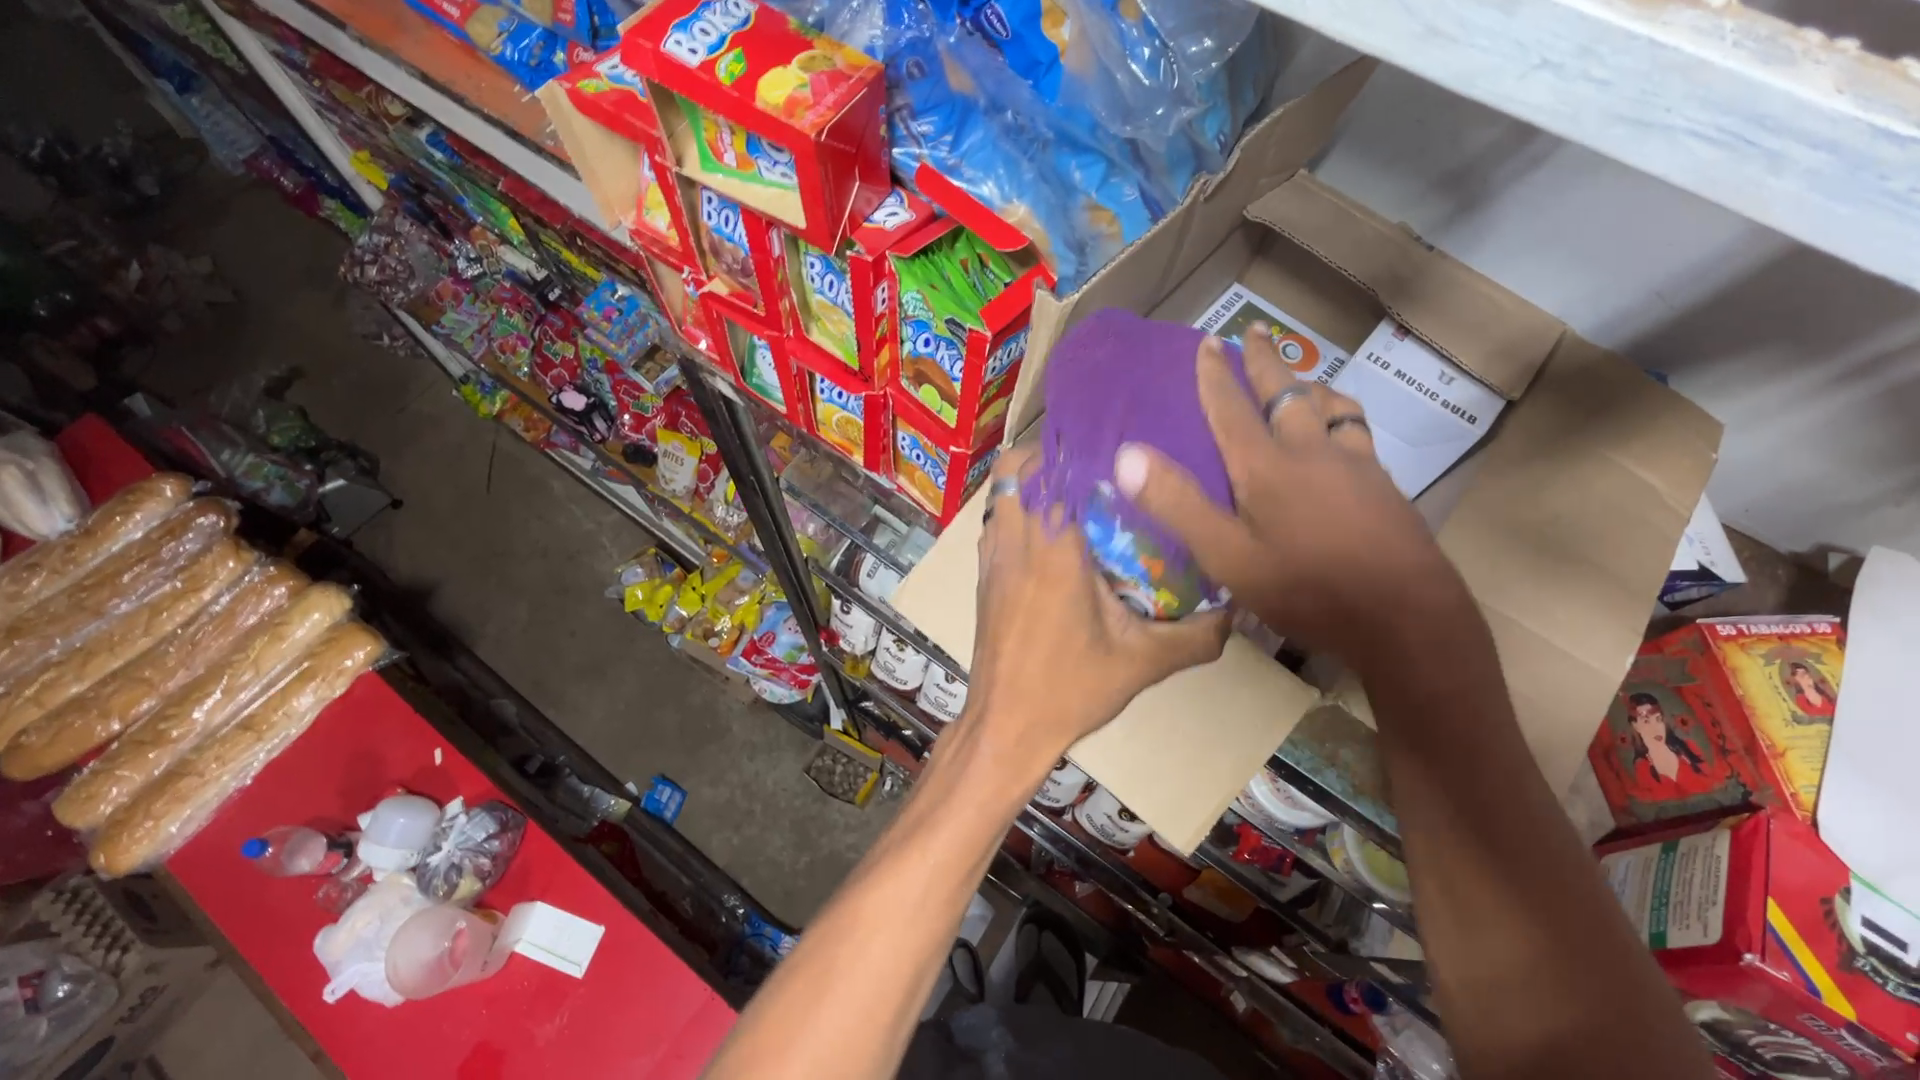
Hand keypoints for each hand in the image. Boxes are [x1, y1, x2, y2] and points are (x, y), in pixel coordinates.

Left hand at [964, 446, 1229, 769]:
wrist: (1008, 726)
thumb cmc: (1071, 689)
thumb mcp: (1145, 662)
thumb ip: (1198, 635)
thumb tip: (1238, 609)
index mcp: (1056, 547)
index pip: (1058, 470)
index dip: (1082, 446)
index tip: (1117, 442)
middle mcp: (1017, 540)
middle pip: (1018, 468)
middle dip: (1052, 455)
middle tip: (1095, 464)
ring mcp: (993, 559)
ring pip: (1001, 494)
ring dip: (1030, 482)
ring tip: (1073, 491)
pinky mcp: (983, 578)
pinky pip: (994, 523)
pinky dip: (1016, 511)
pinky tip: (1050, 535)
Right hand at [1114, 329, 1468, 666]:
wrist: (1404, 616)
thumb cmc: (1305, 588)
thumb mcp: (1227, 555)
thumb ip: (1177, 504)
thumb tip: (1126, 455)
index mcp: (1266, 466)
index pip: (1232, 408)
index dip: (1216, 374)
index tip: (1208, 342)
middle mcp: (1311, 451)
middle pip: (1286, 393)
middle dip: (1266, 361)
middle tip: (1256, 332)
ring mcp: (1354, 466)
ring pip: (1332, 407)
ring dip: (1311, 385)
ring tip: (1303, 380)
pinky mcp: (1383, 486)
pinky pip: (1357, 433)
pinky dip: (1341, 417)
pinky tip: (1344, 436)